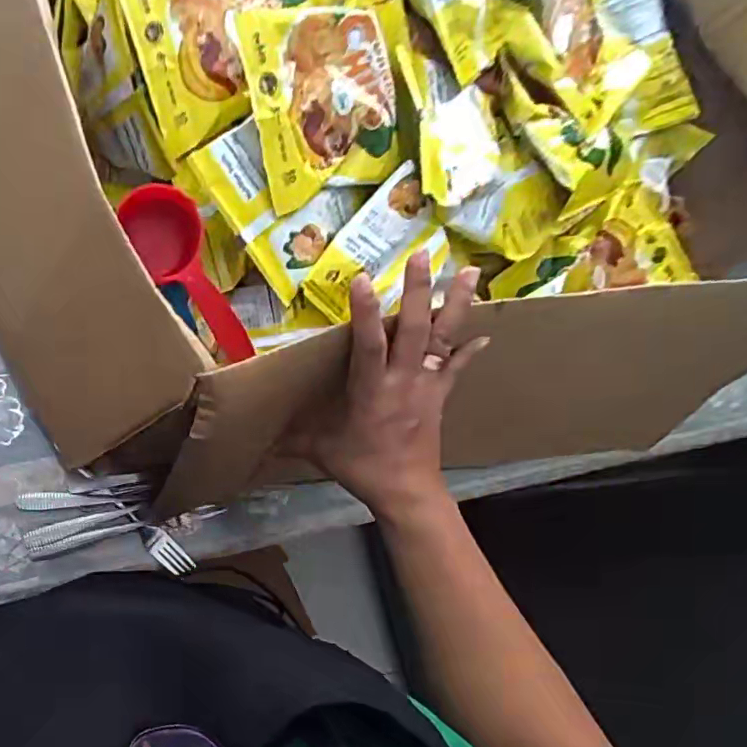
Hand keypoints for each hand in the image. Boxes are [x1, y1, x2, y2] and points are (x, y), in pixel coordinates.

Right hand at [284, 256, 488, 523]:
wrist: (406, 490)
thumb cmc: (362, 468)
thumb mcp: (321, 451)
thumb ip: (293, 439)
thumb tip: (261, 440)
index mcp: (371, 391)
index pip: (368, 345)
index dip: (365, 312)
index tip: (364, 279)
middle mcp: (402, 381)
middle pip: (413, 329)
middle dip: (417, 291)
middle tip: (421, 255)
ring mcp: (426, 386)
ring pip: (443, 338)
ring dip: (456, 304)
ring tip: (469, 271)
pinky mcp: (440, 396)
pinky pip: (456, 368)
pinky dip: (468, 351)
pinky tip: (485, 334)